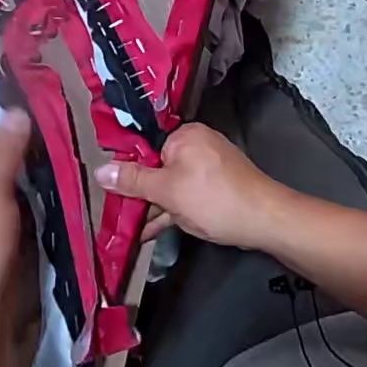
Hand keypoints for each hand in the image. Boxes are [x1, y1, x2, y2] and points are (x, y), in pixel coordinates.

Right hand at [95, 124, 292, 249]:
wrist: (265, 220)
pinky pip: (187, 193)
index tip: (113, 194)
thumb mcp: (166, 191)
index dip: (128, 172)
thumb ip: (133, 180)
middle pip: (158, 166)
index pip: (145, 148)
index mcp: (185, 136)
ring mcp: (209, 166)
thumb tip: (101, 170)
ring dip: (155, 205)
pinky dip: (173, 209)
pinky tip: (152, 230)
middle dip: (141, 193)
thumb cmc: (214, 200)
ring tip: (132, 228)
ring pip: (172, 184)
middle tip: (121, 215)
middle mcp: (198, 144)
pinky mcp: (217, 186)